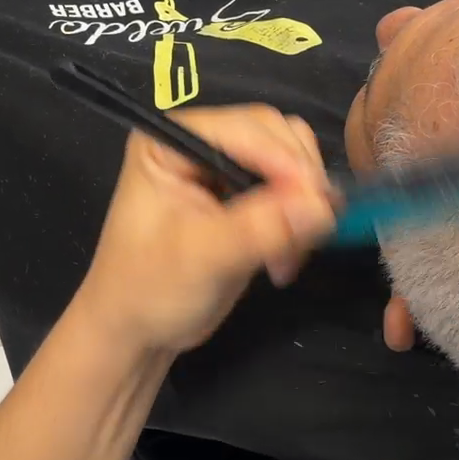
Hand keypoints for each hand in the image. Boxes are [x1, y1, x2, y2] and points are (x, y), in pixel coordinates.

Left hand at [72, 105, 337, 356]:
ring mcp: (223, 162)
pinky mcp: (245, 190)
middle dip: (297, 182)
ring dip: (303, 202)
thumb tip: (320, 206)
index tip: (316, 202)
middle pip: (273, 134)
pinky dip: (300, 217)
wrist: (138, 333)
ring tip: (288, 256)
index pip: (242, 127)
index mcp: (172, 138)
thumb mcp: (200, 258)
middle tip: (307, 233)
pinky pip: (292, 187)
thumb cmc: (149, 290)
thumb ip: (259, 229)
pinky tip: (285, 258)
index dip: (283, 159)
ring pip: (290, 158)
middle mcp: (199, 139)